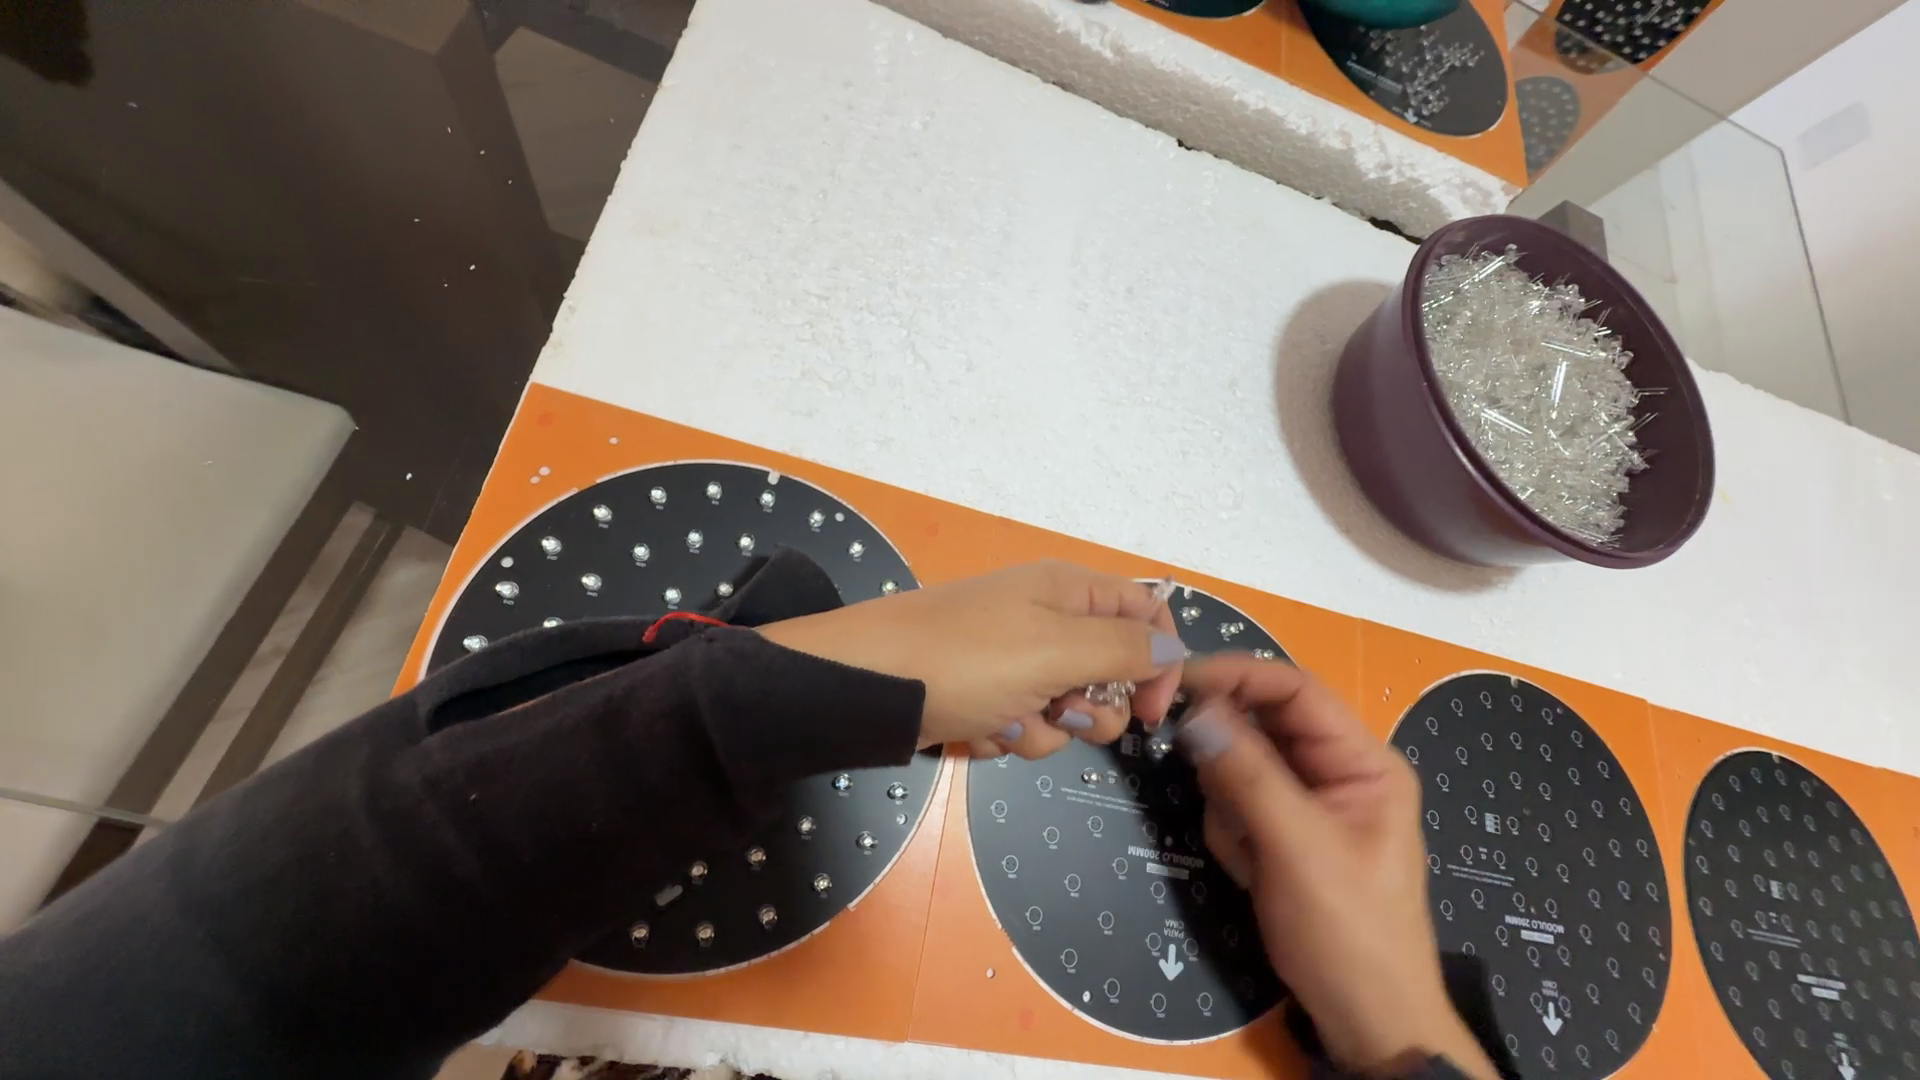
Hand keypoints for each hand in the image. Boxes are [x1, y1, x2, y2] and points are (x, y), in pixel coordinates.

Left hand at [758, 561, 1184, 755]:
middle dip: (1089, 706)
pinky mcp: (985, 695)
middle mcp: (1047, 620)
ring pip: (1065, 710)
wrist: (866, 685)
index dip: (1160, 660)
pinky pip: (1023, 725)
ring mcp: (1014, 660)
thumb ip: (1124, 650)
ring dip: (1040, 727)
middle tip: (1061, 708)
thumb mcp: (1056, 648)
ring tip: (1001, 717)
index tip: (1151, 711)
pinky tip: (972, 727)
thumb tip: (1175, 651)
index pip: (1146, 613)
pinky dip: (1003, 734)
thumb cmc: (966, 659)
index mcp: (1069, 591)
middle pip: (1110, 672)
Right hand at [1176, 657, 1498, 1079]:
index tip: (1179, 681)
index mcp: (1361, 761)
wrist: (1365, 1023)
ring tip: (1252, 856)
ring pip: (1238, 764)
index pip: (1295, 691)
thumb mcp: (1297, 848)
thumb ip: (1247, 775)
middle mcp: (1334, 769)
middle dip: (1230, 760)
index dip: (1238, 676)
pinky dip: (1230, 830)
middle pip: (1261, 726)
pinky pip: (1233, 801)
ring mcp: (1305, 800)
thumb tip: (1196, 711)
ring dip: (1229, 806)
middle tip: (1212, 790)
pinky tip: (1252, 870)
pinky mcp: (1280, 827)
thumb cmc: (1348, 934)